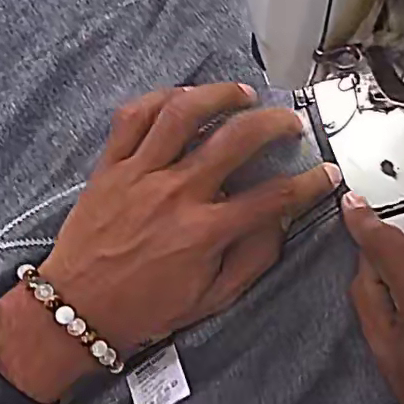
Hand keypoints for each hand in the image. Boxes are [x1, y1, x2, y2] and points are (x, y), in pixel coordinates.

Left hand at [0, 83, 339, 402]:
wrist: (78, 309)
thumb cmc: (144, 307)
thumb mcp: (211, 298)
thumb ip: (251, 259)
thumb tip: (280, 223)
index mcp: (204, 233)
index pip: (273, 197)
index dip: (309, 183)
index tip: (324, 174)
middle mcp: (175, 195)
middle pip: (237, 139)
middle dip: (275, 123)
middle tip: (289, 123)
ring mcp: (140, 175)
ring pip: (184, 113)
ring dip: (220, 95)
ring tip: (243, 94)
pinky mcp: (111, 166)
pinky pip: (134, 116)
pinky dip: (161, 98)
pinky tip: (183, 98)